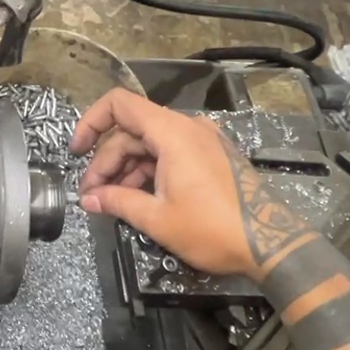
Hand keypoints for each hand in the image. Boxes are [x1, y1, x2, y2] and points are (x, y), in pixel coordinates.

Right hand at [69, 89, 259, 278]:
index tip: (76, 151)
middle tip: (92, 194)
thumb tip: (88, 199)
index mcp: (172, 133)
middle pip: (131, 131)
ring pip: (148, 144)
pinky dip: (148, 170)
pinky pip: (169, 153)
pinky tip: (137, 197)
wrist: (272, 245)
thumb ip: (117, 202)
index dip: (90, 122)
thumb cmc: (212, 228)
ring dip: (125, 169)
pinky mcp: (211, 156)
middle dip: (106, 160)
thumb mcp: (157, 218)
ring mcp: (202, 140)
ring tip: (111, 200)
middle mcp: (187, 128)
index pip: (119, 104)